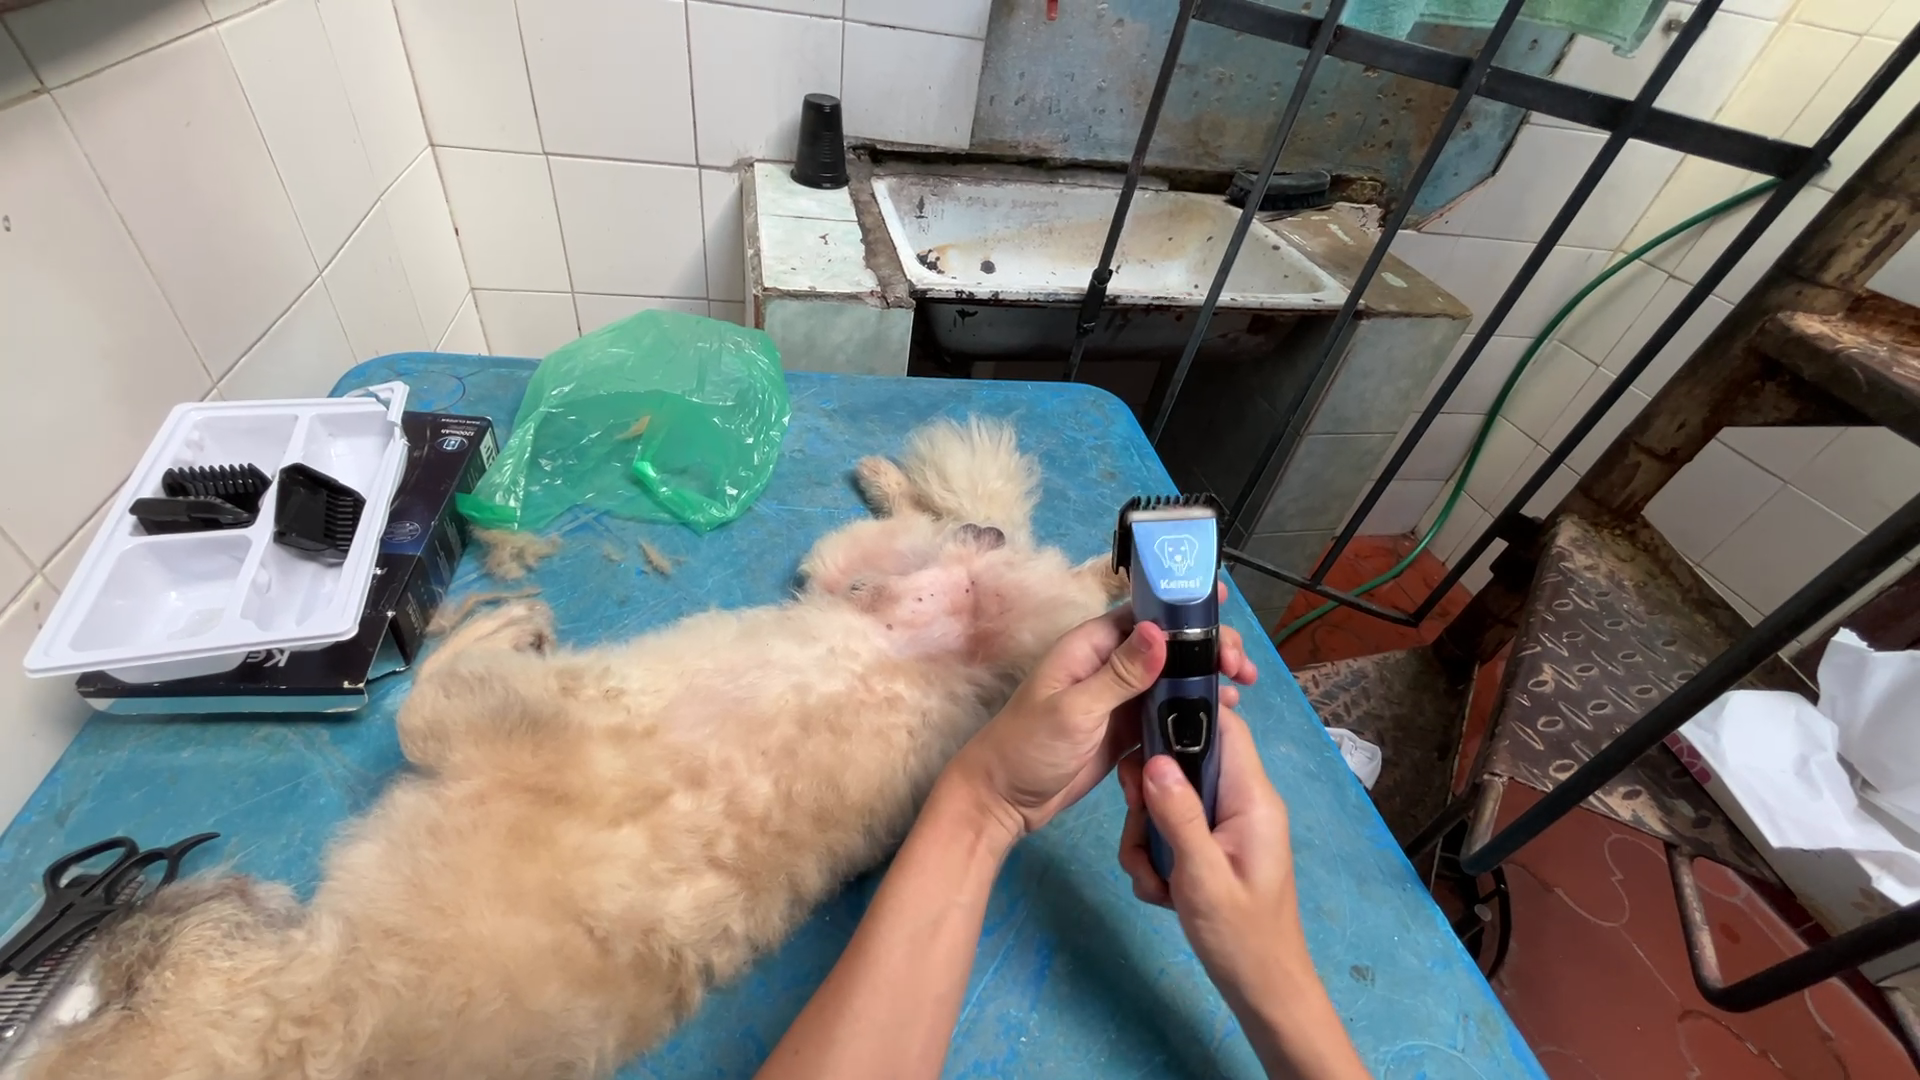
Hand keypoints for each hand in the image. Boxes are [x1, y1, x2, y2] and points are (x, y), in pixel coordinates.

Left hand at [946, 583, 1257, 839]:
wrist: (1004, 800)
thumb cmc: (1029, 746)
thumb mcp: (1074, 709)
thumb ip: (1119, 674)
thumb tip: (1160, 632)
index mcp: (1089, 647)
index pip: (1142, 614)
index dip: (1182, 608)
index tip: (1220, 607)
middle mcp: (1107, 666)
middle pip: (1164, 645)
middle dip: (1204, 648)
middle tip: (1240, 666)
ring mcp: (1117, 699)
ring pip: (1170, 679)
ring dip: (1203, 679)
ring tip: (1241, 689)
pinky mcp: (1124, 730)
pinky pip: (1164, 713)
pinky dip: (1191, 712)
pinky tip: (1221, 717)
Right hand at [1116, 707, 1310, 1001]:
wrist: (1263, 995)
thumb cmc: (1242, 938)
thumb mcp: (1203, 877)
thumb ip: (1179, 816)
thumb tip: (1154, 759)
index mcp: (1251, 797)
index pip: (1223, 725)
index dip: (1183, 710)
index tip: (1138, 727)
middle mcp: (1239, 800)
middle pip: (1181, 762)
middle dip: (1148, 793)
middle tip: (1138, 824)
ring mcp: (1222, 823)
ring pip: (1166, 799)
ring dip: (1146, 836)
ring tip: (1154, 878)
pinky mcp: (1208, 844)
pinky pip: (1167, 829)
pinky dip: (1154, 856)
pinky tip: (1161, 891)